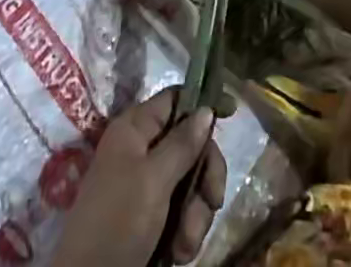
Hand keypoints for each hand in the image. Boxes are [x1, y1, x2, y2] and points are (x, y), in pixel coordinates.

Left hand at [52, 87, 226, 266]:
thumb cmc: (118, 221)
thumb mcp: (153, 179)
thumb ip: (182, 144)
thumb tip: (206, 108)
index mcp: (134, 129)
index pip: (174, 99)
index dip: (202, 104)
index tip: (232, 114)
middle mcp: (142, 150)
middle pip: (191, 144)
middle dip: (205, 177)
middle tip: (213, 201)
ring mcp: (147, 185)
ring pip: (191, 183)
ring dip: (196, 215)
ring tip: (185, 244)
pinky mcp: (152, 217)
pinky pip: (183, 213)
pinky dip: (186, 233)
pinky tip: (178, 254)